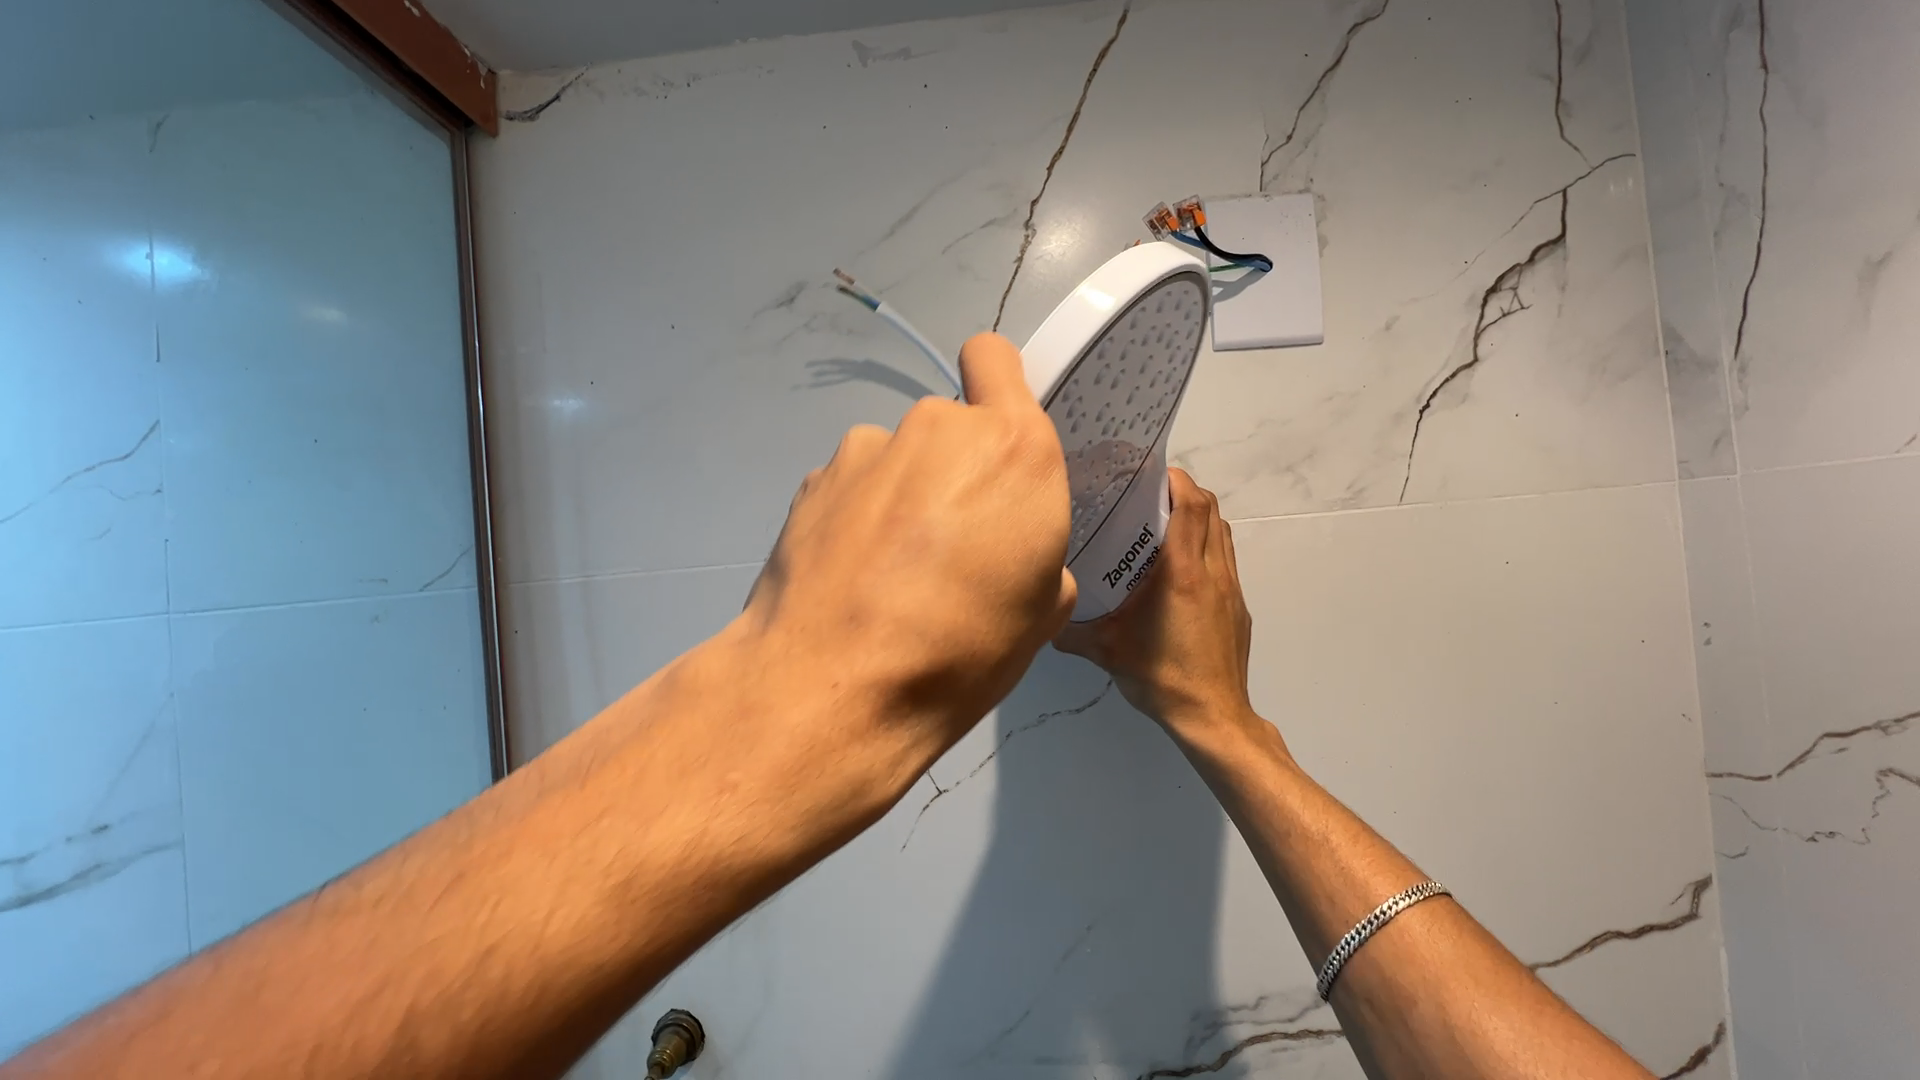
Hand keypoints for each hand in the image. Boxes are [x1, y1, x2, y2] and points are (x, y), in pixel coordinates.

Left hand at [739, 333, 1077, 793]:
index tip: (996, 440)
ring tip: (890, 571)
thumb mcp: (1042, 612)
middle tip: (949, 546)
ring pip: (898, 458)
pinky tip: (850, 576)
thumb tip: (1006, 552)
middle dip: (955, 470)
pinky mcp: (812, 481)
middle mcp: (937, 429)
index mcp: (1013, 449)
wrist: (835, 686)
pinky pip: (854, 486)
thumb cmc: (965, 649)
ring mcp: (866, 450)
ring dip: (902, 494)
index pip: (996, 359)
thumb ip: (1037, 551)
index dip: (997, 386)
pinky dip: (858, 516)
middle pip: (950, 427)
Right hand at [1054, 468, 1255, 741]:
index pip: (1191, 506)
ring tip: (1164, 525)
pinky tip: (1178, 569)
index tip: (1150, 474)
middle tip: (1150, 496)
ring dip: (1199, 518)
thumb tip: (1042, 615)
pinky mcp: (1238, 607)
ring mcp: (1231, 589)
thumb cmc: (1160, 678)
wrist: (1213, 717)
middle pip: (1212, 510)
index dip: (1176, 480)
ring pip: (1223, 532)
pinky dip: (1206, 546)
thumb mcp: (1106, 652)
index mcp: (1182, 574)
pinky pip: (1225, 558)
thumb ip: (1069, 632)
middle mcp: (1212, 573)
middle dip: (1185, 492)